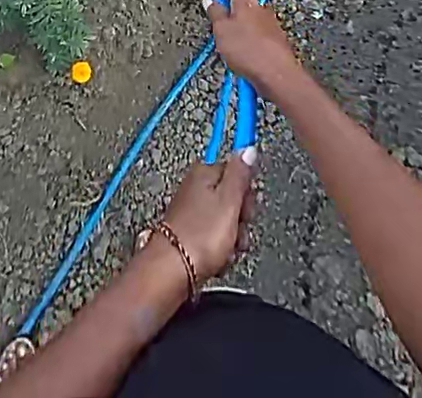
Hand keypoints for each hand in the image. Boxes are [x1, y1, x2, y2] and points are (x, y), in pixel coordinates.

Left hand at [154, 153, 254, 281]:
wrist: (172, 271)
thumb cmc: (199, 236)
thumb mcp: (229, 200)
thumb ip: (240, 173)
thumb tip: (248, 149)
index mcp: (204, 172)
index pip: (238, 172)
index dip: (247, 193)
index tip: (245, 207)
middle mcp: (195, 188)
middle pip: (233, 199)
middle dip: (241, 219)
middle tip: (236, 230)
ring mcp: (191, 212)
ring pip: (226, 223)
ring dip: (232, 239)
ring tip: (226, 249)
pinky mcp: (189, 234)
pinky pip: (214, 240)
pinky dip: (219, 251)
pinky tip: (217, 259)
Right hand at [204, 0, 304, 98]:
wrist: (277, 75)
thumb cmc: (249, 50)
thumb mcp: (221, 30)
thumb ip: (215, 12)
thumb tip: (210, 1)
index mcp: (246, 1)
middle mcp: (260, 9)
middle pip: (241, 2)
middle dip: (227, 11)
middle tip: (216, 26)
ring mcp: (269, 25)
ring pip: (248, 21)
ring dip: (236, 29)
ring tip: (228, 47)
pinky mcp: (274, 41)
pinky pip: (256, 37)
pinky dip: (246, 43)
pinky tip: (242, 58)